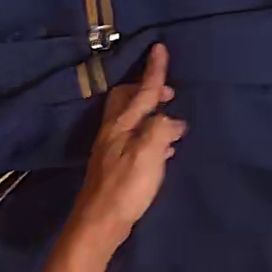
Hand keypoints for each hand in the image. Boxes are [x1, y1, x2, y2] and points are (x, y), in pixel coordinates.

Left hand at [67, 43, 186, 250]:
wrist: (99, 223)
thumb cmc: (126, 187)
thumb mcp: (149, 154)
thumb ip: (161, 129)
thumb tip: (172, 120)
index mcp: (121, 124)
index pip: (142, 91)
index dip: (153, 70)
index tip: (159, 47)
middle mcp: (113, 131)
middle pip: (128, 99)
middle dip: (147, 90)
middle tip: (168, 92)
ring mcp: (112, 148)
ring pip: (132, 118)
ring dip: (150, 112)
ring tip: (170, 116)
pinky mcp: (116, 165)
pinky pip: (136, 137)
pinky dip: (151, 133)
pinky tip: (164, 146)